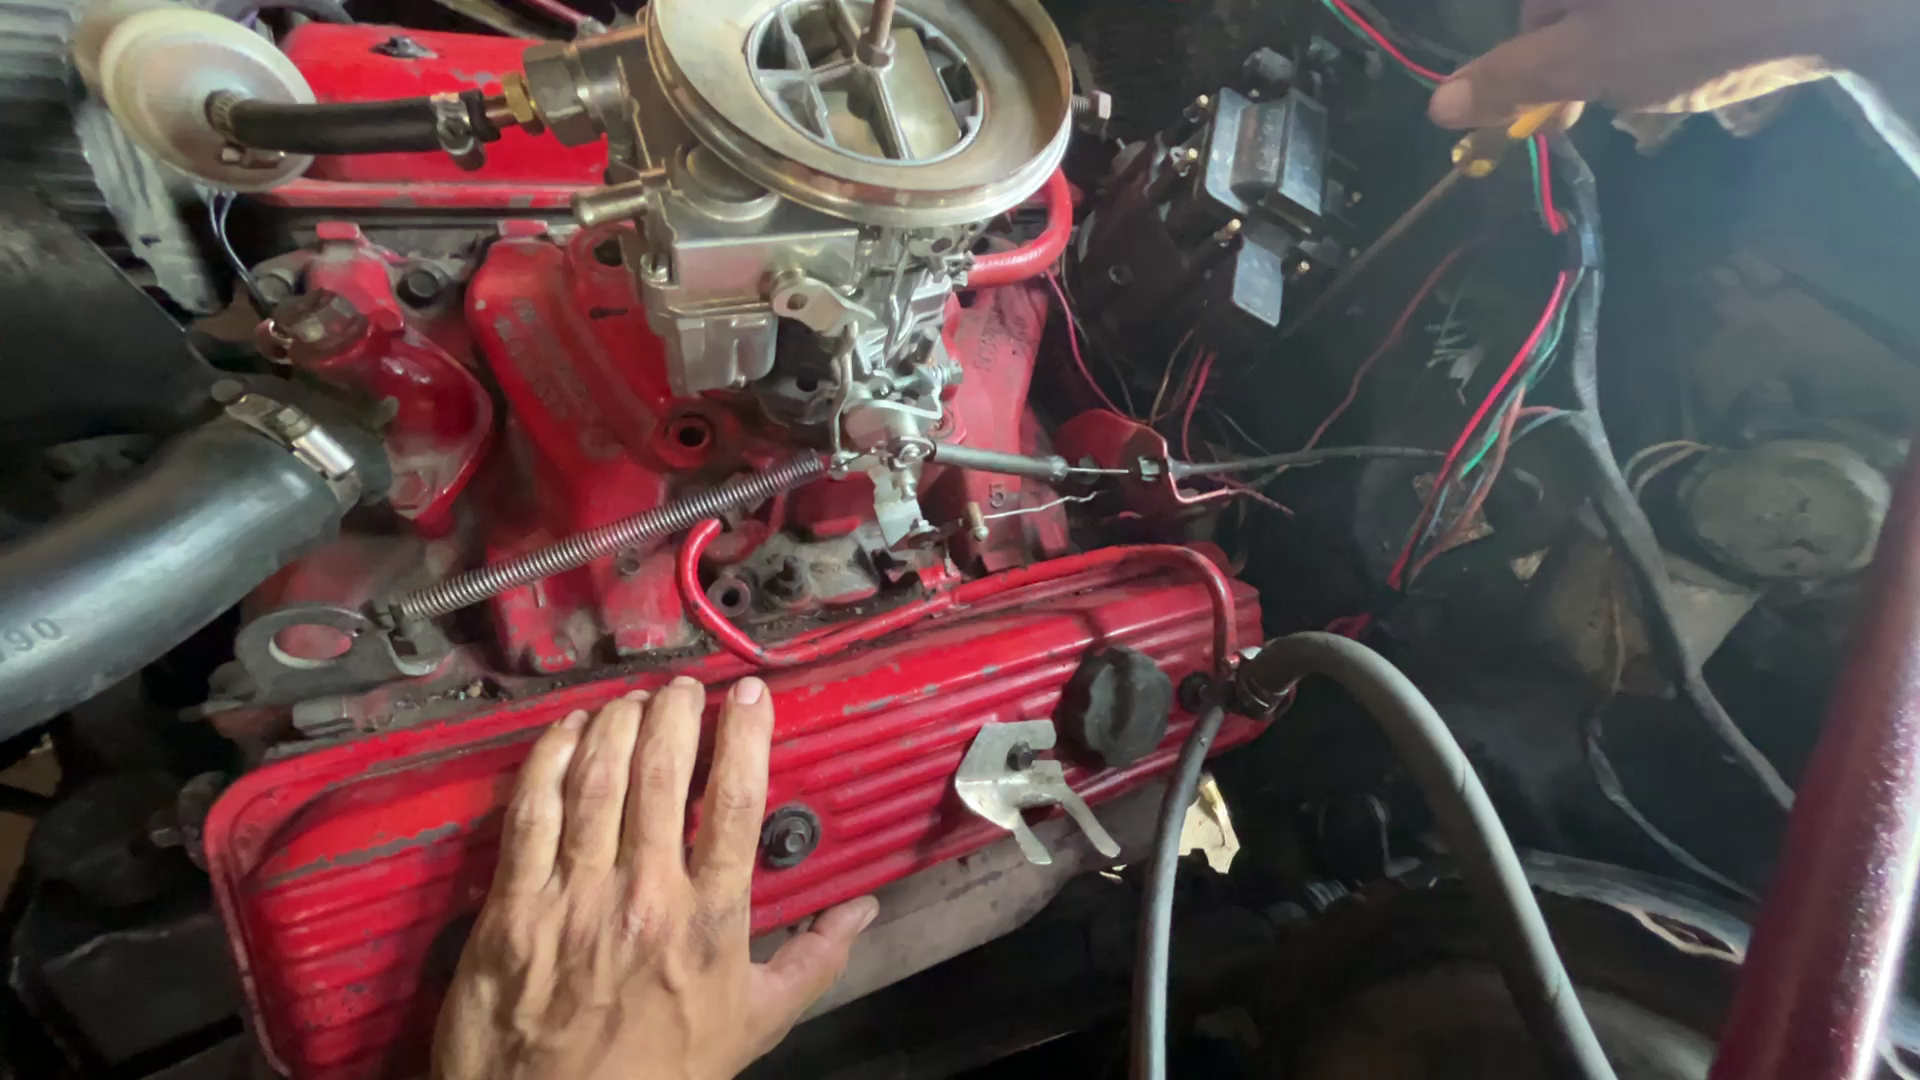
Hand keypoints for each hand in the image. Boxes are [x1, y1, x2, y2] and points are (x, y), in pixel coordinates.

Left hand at [432, 676, 879, 1079]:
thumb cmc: (661, 1071)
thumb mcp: (755, 1022)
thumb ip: (815, 959)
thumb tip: (866, 909)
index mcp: (710, 919)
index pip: (737, 802)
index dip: (747, 736)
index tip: (751, 694)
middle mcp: (645, 896)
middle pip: (661, 774)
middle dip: (676, 714)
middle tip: (686, 688)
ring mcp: (574, 900)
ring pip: (597, 782)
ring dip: (618, 724)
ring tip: (636, 699)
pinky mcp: (511, 912)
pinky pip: (530, 816)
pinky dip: (548, 761)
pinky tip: (568, 728)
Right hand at [1427, 0, 1919, 128]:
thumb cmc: (1706, 25)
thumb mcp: (1586, 63)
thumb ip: (1507, 80)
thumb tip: (1437, 104)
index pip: (1535, 8)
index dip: (1540, 53)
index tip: (1566, 100)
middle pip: (1584, 1)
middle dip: (1599, 45)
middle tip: (1629, 88)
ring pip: (1637, 9)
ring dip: (1647, 38)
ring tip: (1688, 64)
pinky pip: (1682, 14)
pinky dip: (1689, 23)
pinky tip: (1724, 34)